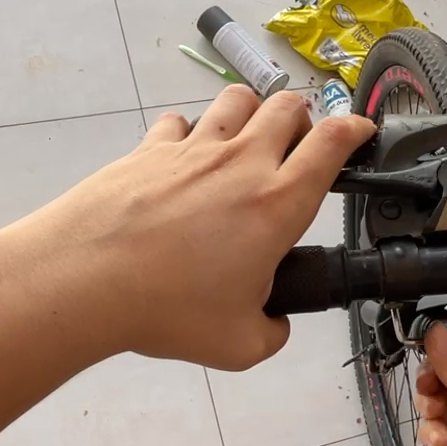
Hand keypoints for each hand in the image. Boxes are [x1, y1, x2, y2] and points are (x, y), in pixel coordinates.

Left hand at [0, 85, 374, 370]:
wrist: (83, 282)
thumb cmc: (170, 311)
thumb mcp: (241, 345)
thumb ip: (273, 332)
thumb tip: (274, 322)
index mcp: (278, 203)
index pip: (333, 143)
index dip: (357, 130)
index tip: (363, 132)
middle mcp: (242, 162)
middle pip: (289, 107)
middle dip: (306, 120)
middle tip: (300, 150)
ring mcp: (194, 148)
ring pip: (238, 100)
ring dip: (254, 113)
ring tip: (248, 144)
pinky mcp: (150, 148)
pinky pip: (182, 122)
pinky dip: (194, 134)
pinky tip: (186, 162)